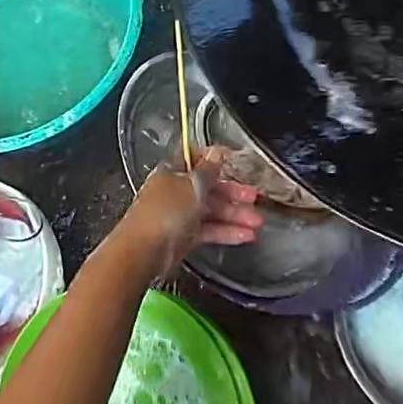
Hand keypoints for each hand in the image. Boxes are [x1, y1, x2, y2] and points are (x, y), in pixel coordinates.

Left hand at [111, 146, 263, 281]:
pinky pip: (209, 230)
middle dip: (232, 191)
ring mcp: (180, 215)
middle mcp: (176, 191)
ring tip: (258, 221)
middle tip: (255, 196)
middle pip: (208, 187)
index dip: (215, 158)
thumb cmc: (165, 210)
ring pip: (211, 211)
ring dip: (235, 214)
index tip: (236, 160)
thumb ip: (208, 171)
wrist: (144, 250)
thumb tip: (217, 152)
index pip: (195, 158)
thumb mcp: (191, 185)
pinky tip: (247, 235)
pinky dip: (227, 232)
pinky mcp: (184, 237)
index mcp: (172, 172)